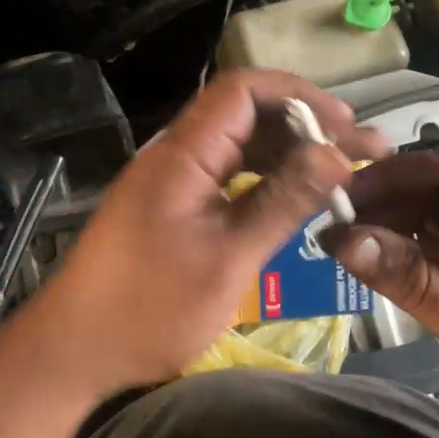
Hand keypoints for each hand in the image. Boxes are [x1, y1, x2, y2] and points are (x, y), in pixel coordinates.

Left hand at [24, 70, 392, 393]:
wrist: (75, 348)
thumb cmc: (149, 308)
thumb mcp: (227, 259)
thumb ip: (281, 202)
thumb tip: (335, 155)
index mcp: (183, 153)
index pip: (241, 90)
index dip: (297, 94)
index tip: (344, 121)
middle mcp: (177, 152)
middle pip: (245, 113)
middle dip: (305, 124)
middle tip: (363, 149)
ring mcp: (173, 178)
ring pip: (239, 143)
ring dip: (290, 152)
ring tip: (346, 170)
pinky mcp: (173, 203)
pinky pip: (227, 172)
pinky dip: (266, 178)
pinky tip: (301, 195)